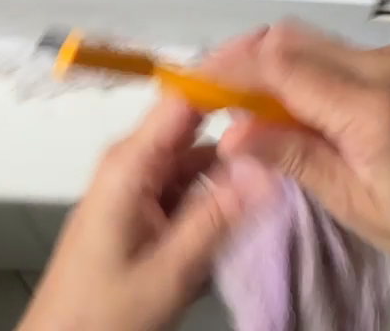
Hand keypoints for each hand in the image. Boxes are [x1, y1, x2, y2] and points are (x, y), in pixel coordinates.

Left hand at [19, 96, 275, 330]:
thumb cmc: (100, 314)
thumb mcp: (168, 272)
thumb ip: (218, 218)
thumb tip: (267, 169)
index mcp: (131, 162)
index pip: (185, 98)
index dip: (229, 81)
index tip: (276, 81)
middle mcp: (134, 159)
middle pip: (196, 124)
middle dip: (240, 127)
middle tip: (290, 136)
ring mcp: (138, 180)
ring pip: (197, 155)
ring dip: (232, 165)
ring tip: (278, 171)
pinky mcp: (144, 203)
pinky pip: (188, 181)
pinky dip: (215, 191)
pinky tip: (243, 208)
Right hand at [206, 24, 389, 292]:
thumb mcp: (355, 205)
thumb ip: (294, 158)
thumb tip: (235, 135)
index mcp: (373, 109)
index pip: (285, 68)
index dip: (234, 69)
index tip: (199, 81)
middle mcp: (384, 68)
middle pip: (292, 40)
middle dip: (244, 58)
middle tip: (212, 89)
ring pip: (309, 39)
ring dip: (269, 61)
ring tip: (242, 99)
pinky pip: (332, 49)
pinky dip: (299, 65)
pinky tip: (286, 99)